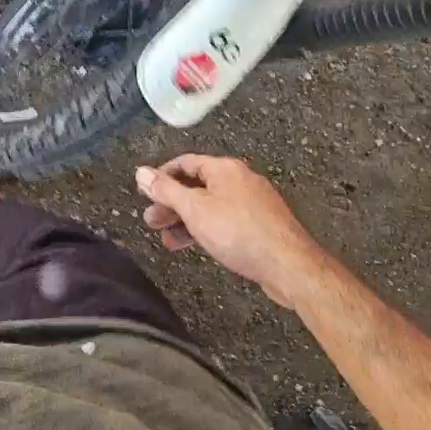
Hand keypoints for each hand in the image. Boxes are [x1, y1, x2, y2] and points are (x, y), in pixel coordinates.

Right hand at [135, 155, 323, 308]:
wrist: (290, 266)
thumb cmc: (238, 232)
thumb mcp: (194, 209)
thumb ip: (165, 190)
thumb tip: (141, 171)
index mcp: (224, 169)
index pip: (184, 163)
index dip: (162, 176)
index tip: (145, 192)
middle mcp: (240, 180)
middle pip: (197, 186)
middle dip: (171, 204)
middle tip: (151, 221)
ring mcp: (253, 204)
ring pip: (211, 207)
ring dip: (186, 221)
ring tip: (166, 240)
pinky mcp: (262, 226)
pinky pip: (226, 221)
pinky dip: (207, 230)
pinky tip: (196, 245)